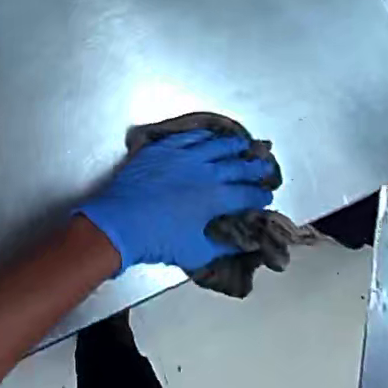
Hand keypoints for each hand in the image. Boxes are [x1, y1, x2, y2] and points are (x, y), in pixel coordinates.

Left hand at [75, 129, 277, 272]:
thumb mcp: (197, 252)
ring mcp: (182, 156)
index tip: (266, 195)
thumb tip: (239, 243)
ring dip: (232, 145)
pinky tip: (208, 136)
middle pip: (237, 165)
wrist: (120, 223)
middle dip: (254, 166)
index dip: (260, 195)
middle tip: (264, 165)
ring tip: (244, 143)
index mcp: (216, 197)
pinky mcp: (163, 149)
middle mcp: (204, 171)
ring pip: (215, 145)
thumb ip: (222, 246)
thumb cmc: (157, 240)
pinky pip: (188, 137)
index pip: (247, 193)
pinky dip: (202, 135)